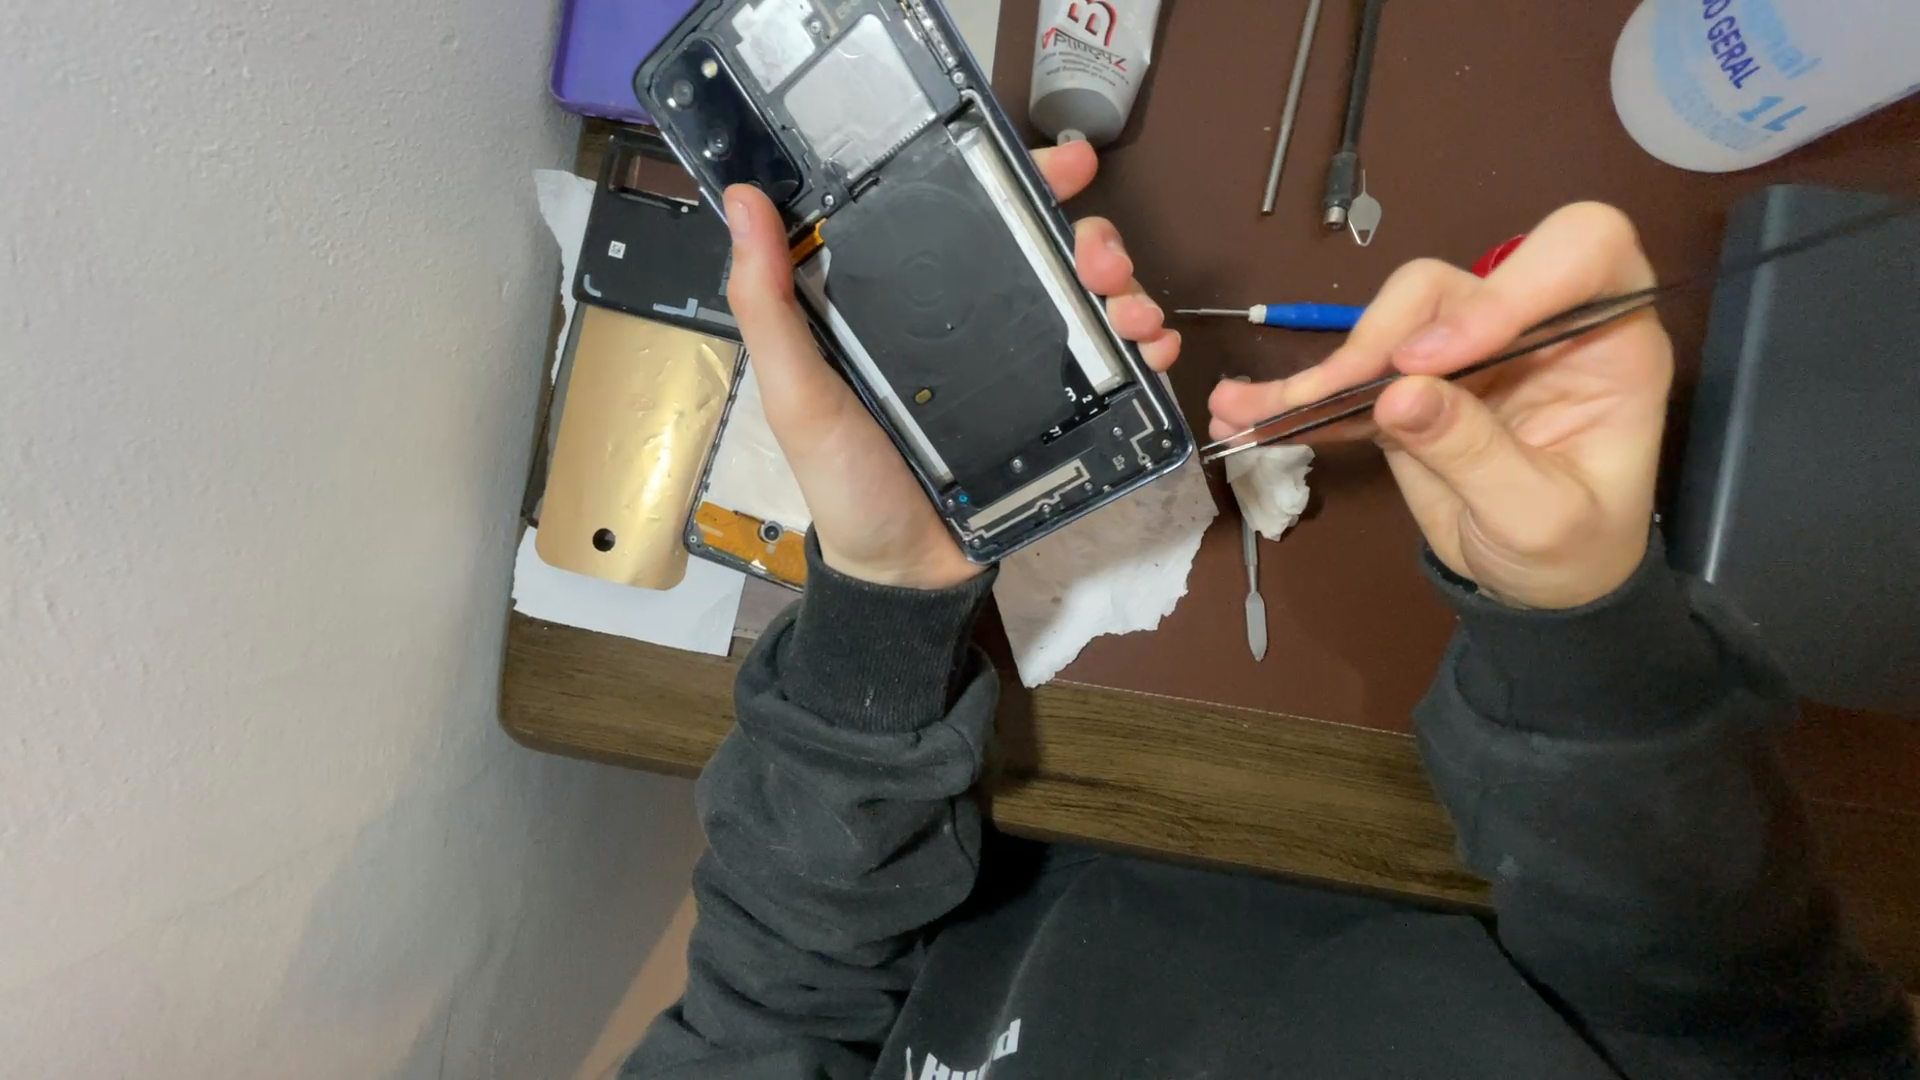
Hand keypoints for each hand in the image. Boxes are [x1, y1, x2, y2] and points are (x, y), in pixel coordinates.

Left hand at [723, 140, 1180, 589]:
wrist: (905, 571)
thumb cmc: (847, 484)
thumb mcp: (798, 396)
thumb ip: (767, 308)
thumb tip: (743, 200)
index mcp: (908, 304)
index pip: (966, 220)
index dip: (1014, 181)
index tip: (1062, 163)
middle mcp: (969, 325)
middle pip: (1044, 256)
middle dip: (1092, 240)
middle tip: (1104, 259)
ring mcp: (1016, 369)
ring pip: (1085, 305)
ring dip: (1126, 290)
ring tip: (1135, 311)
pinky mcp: (1049, 413)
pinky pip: (1104, 370)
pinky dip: (1141, 350)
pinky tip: (1153, 350)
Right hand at [1208, 203, 1671, 609]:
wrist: (1533, 585)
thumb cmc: (1569, 552)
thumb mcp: (1537, 516)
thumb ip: (1475, 452)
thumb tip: (1397, 395)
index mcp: (1599, 341)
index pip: (1573, 254)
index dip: (1500, 291)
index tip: (1426, 362)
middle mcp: (1526, 333)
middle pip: (1441, 289)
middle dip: (1374, 340)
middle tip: (1320, 398)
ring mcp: (1456, 362)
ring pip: (1380, 327)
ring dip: (1312, 373)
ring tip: (1242, 410)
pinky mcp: (1403, 394)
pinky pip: (1345, 384)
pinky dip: (1294, 403)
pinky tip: (1240, 415)